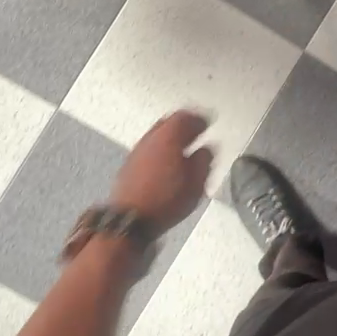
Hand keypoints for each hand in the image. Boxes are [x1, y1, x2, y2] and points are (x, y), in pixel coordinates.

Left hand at [111, 111, 213, 233]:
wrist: (131, 218)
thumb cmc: (166, 200)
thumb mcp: (198, 181)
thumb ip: (204, 160)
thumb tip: (206, 150)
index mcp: (170, 137)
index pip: (186, 117)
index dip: (199, 119)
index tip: (207, 122)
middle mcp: (151, 139)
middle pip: (168, 122)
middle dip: (184, 125)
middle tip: (196, 130)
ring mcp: (137, 151)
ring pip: (157, 135)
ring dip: (171, 137)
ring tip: (183, 147)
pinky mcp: (129, 165)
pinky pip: (148, 149)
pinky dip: (160, 149)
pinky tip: (167, 162)